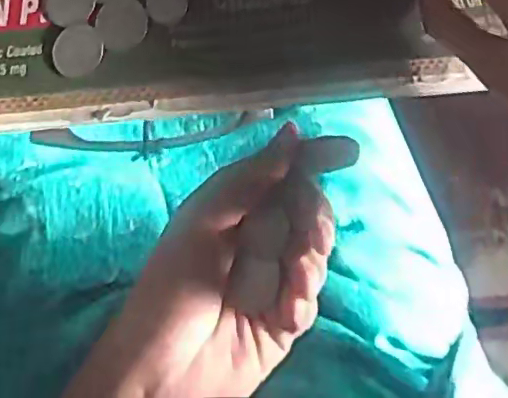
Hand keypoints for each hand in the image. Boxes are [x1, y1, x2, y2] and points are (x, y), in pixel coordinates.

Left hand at [63, 124, 341, 397]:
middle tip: (305, 237)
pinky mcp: (284, 319)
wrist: (159, 373)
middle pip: (309, 207)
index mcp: (237, 202)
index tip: (349, 151)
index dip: (316, 156)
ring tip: (288, 280)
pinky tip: (282, 312)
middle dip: (312, 217)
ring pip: (315, 251)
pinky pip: (310, 299)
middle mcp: (260, 233)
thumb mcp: (204, 220)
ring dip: (306, 261)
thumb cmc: (170, 285)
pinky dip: (300, 300)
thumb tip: (293, 133)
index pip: (285, 169)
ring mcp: (274, 276)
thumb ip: (252, 179)